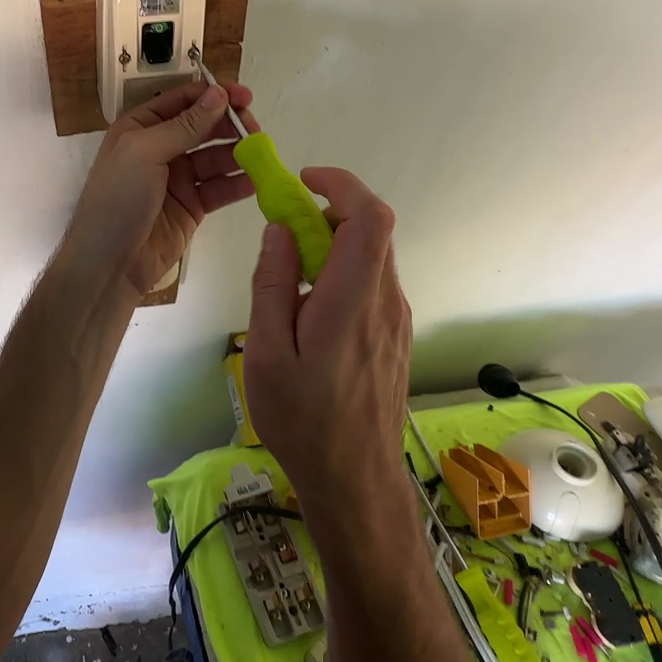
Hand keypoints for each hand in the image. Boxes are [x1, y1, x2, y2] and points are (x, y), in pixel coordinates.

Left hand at [61, 80, 260, 296]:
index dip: (214, 95)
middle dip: (230, 125)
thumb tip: (219, 94)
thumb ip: (184, 125)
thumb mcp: (144, 152)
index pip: (183, 101)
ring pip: (216, 157)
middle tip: (255, 130)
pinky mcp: (192, 206)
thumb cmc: (117, 200)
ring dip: (239, 153)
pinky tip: (257, 180)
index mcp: (141, 127)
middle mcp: (160, 148)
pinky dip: (238, 183)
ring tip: (261, 155)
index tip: (245, 97)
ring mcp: (177, 178)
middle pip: (204, 127)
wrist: (109, 263)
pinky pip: (220, 188)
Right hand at [243, 168, 411, 498]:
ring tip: (291, 278)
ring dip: (335, 244)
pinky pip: (374, 284)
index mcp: (350, 302)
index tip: (302, 181)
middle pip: (372, 231)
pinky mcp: (396, 336)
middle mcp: (385, 303)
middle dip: (328, 212)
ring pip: (373, 258)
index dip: (341, 185)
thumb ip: (273, 286)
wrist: (354, 480)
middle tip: (283, 231)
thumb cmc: (301, 419)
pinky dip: (344, 272)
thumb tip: (279, 231)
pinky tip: (313, 310)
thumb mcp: (264, 353)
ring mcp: (396, 320)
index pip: (369, 219)